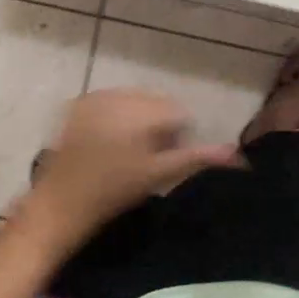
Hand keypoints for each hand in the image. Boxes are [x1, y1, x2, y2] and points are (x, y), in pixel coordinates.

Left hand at [13, 89, 240, 256]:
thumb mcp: (159, 175)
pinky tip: (106, 144)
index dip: (176, 136)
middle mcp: (119, 94)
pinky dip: (114, 117)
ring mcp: (95, 97)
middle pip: (156, 102)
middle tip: (145, 158)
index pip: (178, 113)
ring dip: (137, 119)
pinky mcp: (77, 104)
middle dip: (157, 125)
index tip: (163, 159)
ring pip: (132, 101)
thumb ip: (198, 158)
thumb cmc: (113, 193)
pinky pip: (108, 102)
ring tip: (124, 152)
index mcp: (142, 109)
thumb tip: (239, 155)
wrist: (60, 203)